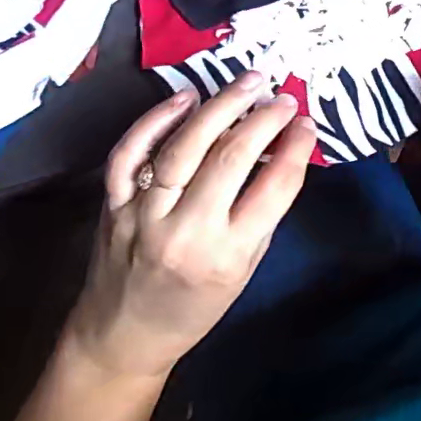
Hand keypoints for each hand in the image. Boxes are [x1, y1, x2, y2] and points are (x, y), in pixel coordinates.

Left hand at [65, 74, 316, 378]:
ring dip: (222, 107)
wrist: (122, 338)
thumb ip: (265, 207)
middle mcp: (184, 231)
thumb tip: (287, 145)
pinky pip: (129, 153)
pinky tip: (186, 97)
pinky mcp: (112, 204)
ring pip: (184, 147)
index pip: (273, 187)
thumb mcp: (247, 265)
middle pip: (230, 157)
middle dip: (265, 120)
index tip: (308, 123)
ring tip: (251, 82)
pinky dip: (156, 120)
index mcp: (226, 253)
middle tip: (285, 98)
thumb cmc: (197, 305)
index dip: (297, 148)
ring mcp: (143, 214)